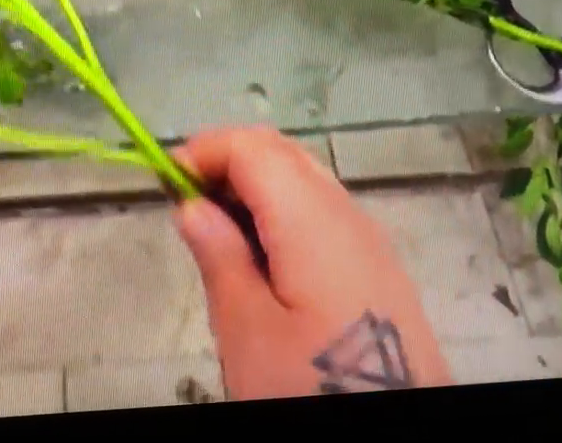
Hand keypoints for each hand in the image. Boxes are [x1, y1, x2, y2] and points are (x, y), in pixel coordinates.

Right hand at [171, 127, 450, 399]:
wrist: (395, 437)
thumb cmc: (311, 385)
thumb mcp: (247, 332)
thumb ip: (219, 257)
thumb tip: (193, 205)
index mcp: (312, 220)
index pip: (252, 148)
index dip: (204, 150)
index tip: (166, 181)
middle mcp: (348, 214)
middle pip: (281, 152)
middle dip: (226, 159)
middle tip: (187, 199)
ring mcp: (370, 240)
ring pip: (303, 176)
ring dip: (253, 183)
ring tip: (218, 228)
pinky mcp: (378, 268)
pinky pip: (322, 209)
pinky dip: (281, 208)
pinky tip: (261, 254)